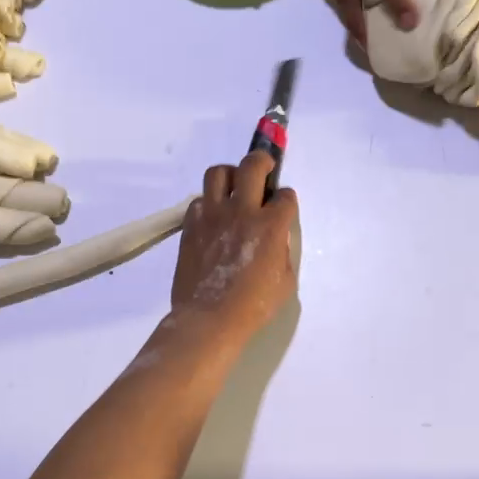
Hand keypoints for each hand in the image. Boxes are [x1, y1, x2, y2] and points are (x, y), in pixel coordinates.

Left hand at [170, 153, 298, 343]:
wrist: (209, 317)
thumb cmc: (254, 306)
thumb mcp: (285, 281)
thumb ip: (282, 252)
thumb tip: (275, 239)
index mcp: (270, 226)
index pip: (284, 196)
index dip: (287, 199)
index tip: (284, 204)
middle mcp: (242, 211)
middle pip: (251, 166)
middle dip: (262, 160)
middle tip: (264, 166)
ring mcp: (213, 215)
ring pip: (218, 173)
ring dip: (230, 174)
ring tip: (234, 186)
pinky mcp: (191, 225)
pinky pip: (200, 199)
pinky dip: (210, 202)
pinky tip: (215, 216)